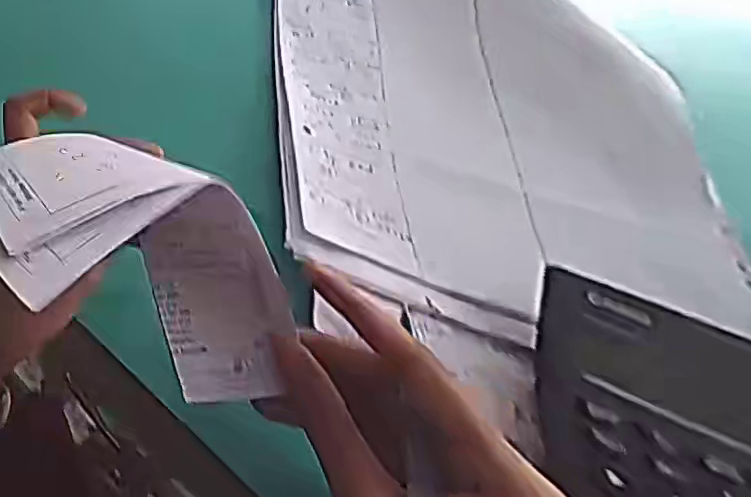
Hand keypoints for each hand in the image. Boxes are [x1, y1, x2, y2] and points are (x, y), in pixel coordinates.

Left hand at [0, 90, 162, 368]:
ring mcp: (22, 206)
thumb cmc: (13, 309)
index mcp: (12, 183)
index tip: (82, 112)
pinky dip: (96, 200)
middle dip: (105, 148)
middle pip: (59, 147)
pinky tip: (127, 215)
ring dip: (104, 174)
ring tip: (146, 183)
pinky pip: (67, 200)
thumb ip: (97, 241)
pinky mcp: (31, 227)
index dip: (47, 100)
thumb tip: (133, 213)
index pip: (18, 115)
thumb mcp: (64, 274)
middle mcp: (15, 186)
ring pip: (66, 173)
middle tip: (145, 157)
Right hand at [263, 263, 561, 496]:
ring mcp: (470, 466)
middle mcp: (483, 451)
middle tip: (267, 346)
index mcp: (483, 456)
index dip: (356, 308)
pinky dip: (347, 419)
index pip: (409, 356)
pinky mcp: (454, 479)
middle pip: (393, 380)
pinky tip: (306, 415)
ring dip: (327, 390)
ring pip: (390, 405)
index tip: (313, 273)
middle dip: (323, 360)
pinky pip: (395, 432)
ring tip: (274, 385)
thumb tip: (286, 358)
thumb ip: (328, 424)